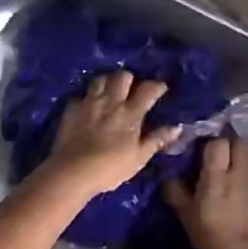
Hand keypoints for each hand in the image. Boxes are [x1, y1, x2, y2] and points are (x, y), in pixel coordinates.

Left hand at [37, 70, 181, 198]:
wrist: (73, 172)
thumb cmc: (110, 168)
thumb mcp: (139, 158)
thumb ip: (157, 140)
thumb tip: (176, 127)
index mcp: (130, 113)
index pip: (148, 89)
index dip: (157, 86)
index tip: (160, 88)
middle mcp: (110, 102)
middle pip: (122, 76)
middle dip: (130, 79)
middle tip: (131, 89)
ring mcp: (88, 103)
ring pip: (100, 79)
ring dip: (107, 82)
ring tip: (109, 92)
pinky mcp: (71, 110)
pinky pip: (80, 96)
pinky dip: (86, 99)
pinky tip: (87, 108)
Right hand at [165, 135, 247, 248]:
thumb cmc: (208, 233)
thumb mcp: (184, 213)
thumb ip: (175, 191)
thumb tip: (167, 177)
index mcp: (217, 176)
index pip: (218, 142)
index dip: (206, 139)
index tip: (193, 143)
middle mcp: (236, 173)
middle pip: (237, 141)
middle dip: (224, 139)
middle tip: (207, 147)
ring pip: (245, 153)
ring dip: (233, 151)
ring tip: (216, 160)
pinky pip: (247, 168)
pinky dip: (237, 166)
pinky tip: (225, 177)